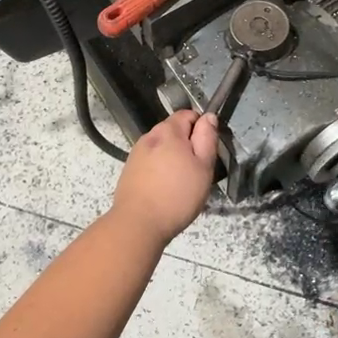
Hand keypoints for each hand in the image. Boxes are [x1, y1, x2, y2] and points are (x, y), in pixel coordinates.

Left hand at [109, 110, 218, 243]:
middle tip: (195, 171)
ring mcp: (136, 154)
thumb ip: (207, 138)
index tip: (206, 150)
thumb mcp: (203, 166)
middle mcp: (148, 137)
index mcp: (168, 131)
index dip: (201, 128)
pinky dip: (159, 170)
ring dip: (171, 158)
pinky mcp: (129, 171)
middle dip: (186, 145)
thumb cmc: (178, 195)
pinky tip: (163, 190)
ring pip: (161, 148)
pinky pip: (150, 163)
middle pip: (173, 131)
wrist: (139, 223)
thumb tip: (208, 117)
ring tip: (179, 184)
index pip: (187, 114)